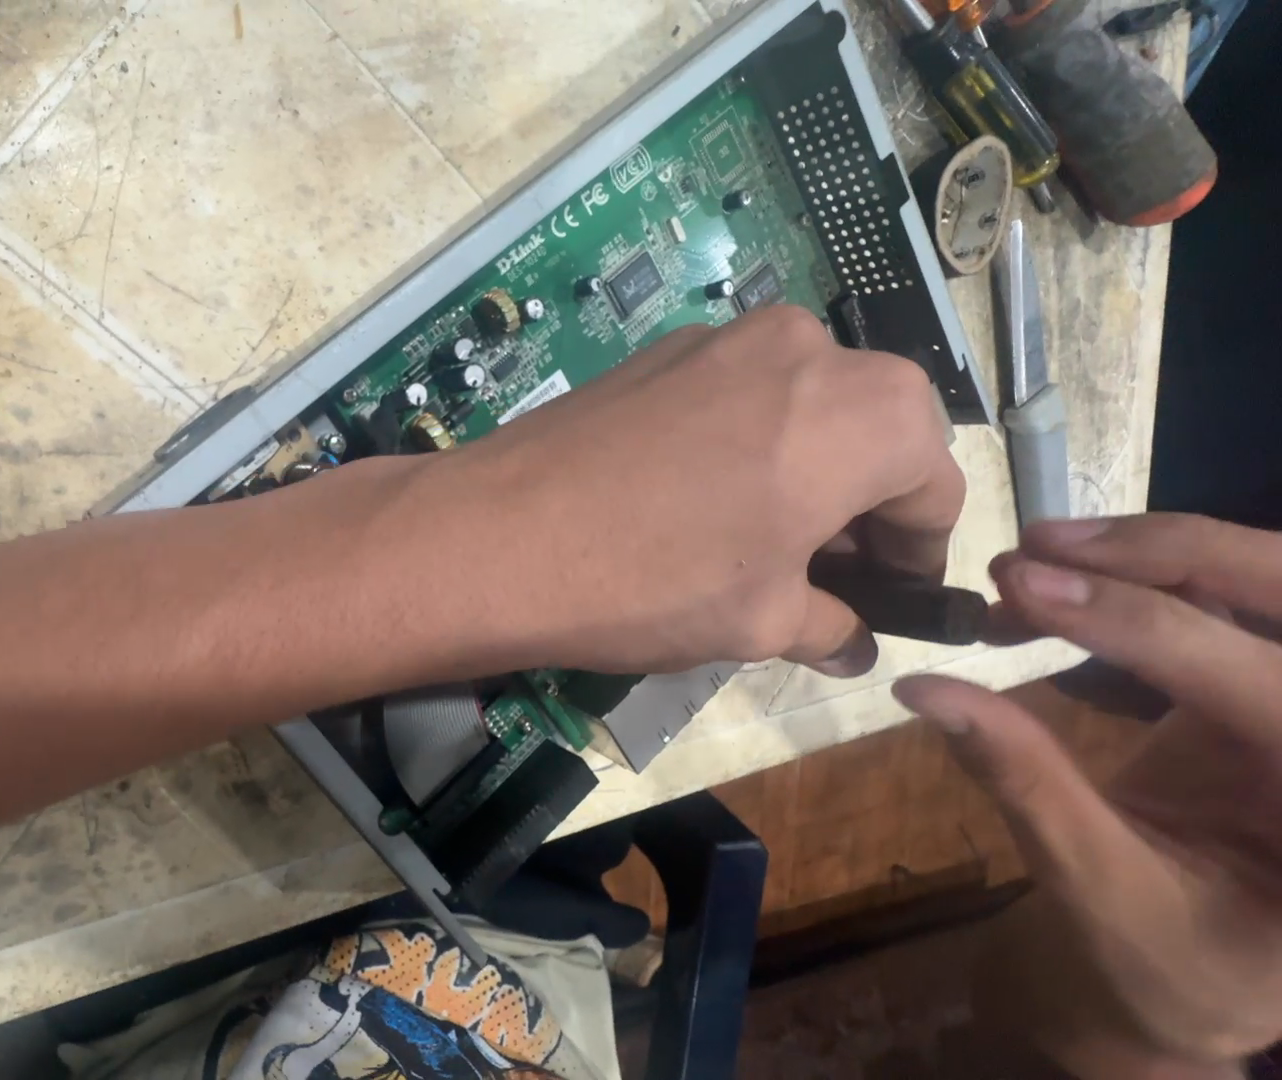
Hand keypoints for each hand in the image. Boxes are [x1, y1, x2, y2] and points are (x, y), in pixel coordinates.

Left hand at [421, 305, 963, 675]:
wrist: (493, 533)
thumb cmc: (650, 580)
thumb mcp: (758, 620)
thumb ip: (828, 626)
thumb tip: (852, 641)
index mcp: (866, 407)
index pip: (931, 485)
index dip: (913, 550)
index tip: (885, 595)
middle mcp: (802, 346)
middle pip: (864, 432)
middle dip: (851, 504)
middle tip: (809, 572)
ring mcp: (714, 338)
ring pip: (791, 408)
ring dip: (791, 470)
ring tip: (741, 539)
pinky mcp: (648, 354)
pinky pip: (723, 397)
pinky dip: (732, 443)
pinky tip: (682, 499)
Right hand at [895, 514, 1281, 1077]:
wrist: (1194, 971)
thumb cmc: (1161, 961)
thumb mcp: (1094, 886)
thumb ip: (1022, 781)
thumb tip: (922, 689)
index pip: (1269, 690)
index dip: (1142, 624)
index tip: (1017, 581)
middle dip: (1180, 555)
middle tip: (1041, 544)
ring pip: (1272, 589)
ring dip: (1155, 557)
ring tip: (1030, 562)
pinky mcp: (1268, 693)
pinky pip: (1223, 608)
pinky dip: (1136, 582)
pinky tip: (1052, 592)